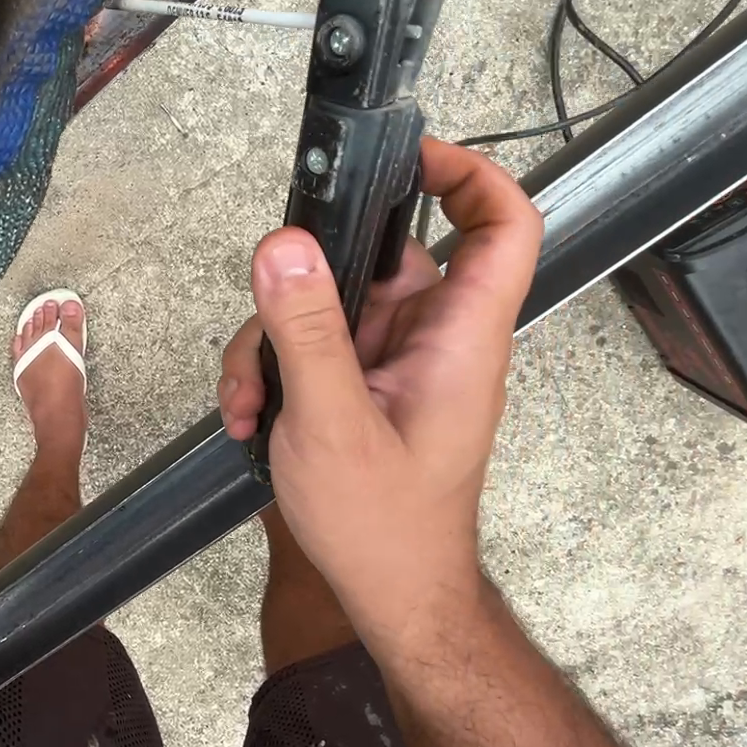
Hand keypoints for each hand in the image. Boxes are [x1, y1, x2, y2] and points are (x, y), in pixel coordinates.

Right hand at [217, 138, 541, 647]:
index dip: (467, 174)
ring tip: (246, 401)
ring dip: (266, 343)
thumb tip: (284, 243)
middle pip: (368, 260)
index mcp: (458, 338)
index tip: (402, 154)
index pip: (501, 226)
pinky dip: (265, 371)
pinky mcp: (351, 380)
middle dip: (297, 289)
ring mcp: (384, 358)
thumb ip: (307, 330)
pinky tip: (248, 415)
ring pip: (318, 303)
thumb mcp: (331, 422)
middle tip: (260, 333)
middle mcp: (425, 336)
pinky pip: (302, 344)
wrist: (384, 593)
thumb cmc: (383, 524)